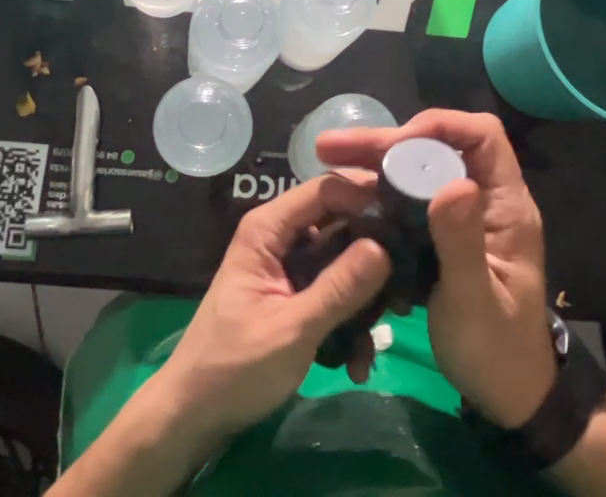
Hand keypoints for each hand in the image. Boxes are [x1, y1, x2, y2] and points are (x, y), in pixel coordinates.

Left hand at [150, 173, 392, 446]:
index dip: (368, 195)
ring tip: (386, 331)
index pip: (326, 189)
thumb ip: (339, 288)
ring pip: (344, 262)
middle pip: (341, 222)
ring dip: (366, 298)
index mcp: (268, 230)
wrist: (195, 416)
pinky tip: (357, 362)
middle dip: (376, 253)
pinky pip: (335, 293)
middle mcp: (280, 238)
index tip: (411, 216)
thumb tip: (385, 246)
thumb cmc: (234, 368)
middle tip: (411, 281)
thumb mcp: (292, 329)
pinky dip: (350, 321)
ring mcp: (290, 268)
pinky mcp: (297, 297)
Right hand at [316, 109, 557, 427]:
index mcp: (506, 206)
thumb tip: (451, 183)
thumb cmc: (498, 351)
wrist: (508, 395)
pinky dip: (373, 194)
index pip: (481, 136)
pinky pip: (405, 201)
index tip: (391, 147)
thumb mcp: (476, 302)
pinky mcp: (438, 237)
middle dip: (383, 144)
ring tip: (323, 163)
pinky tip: (339, 199)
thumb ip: (463, 244)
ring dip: (371, 165)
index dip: (437, 128)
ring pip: (415, 172)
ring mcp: (459, 217)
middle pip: (435, 149)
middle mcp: (483, 200)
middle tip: (328, 148)